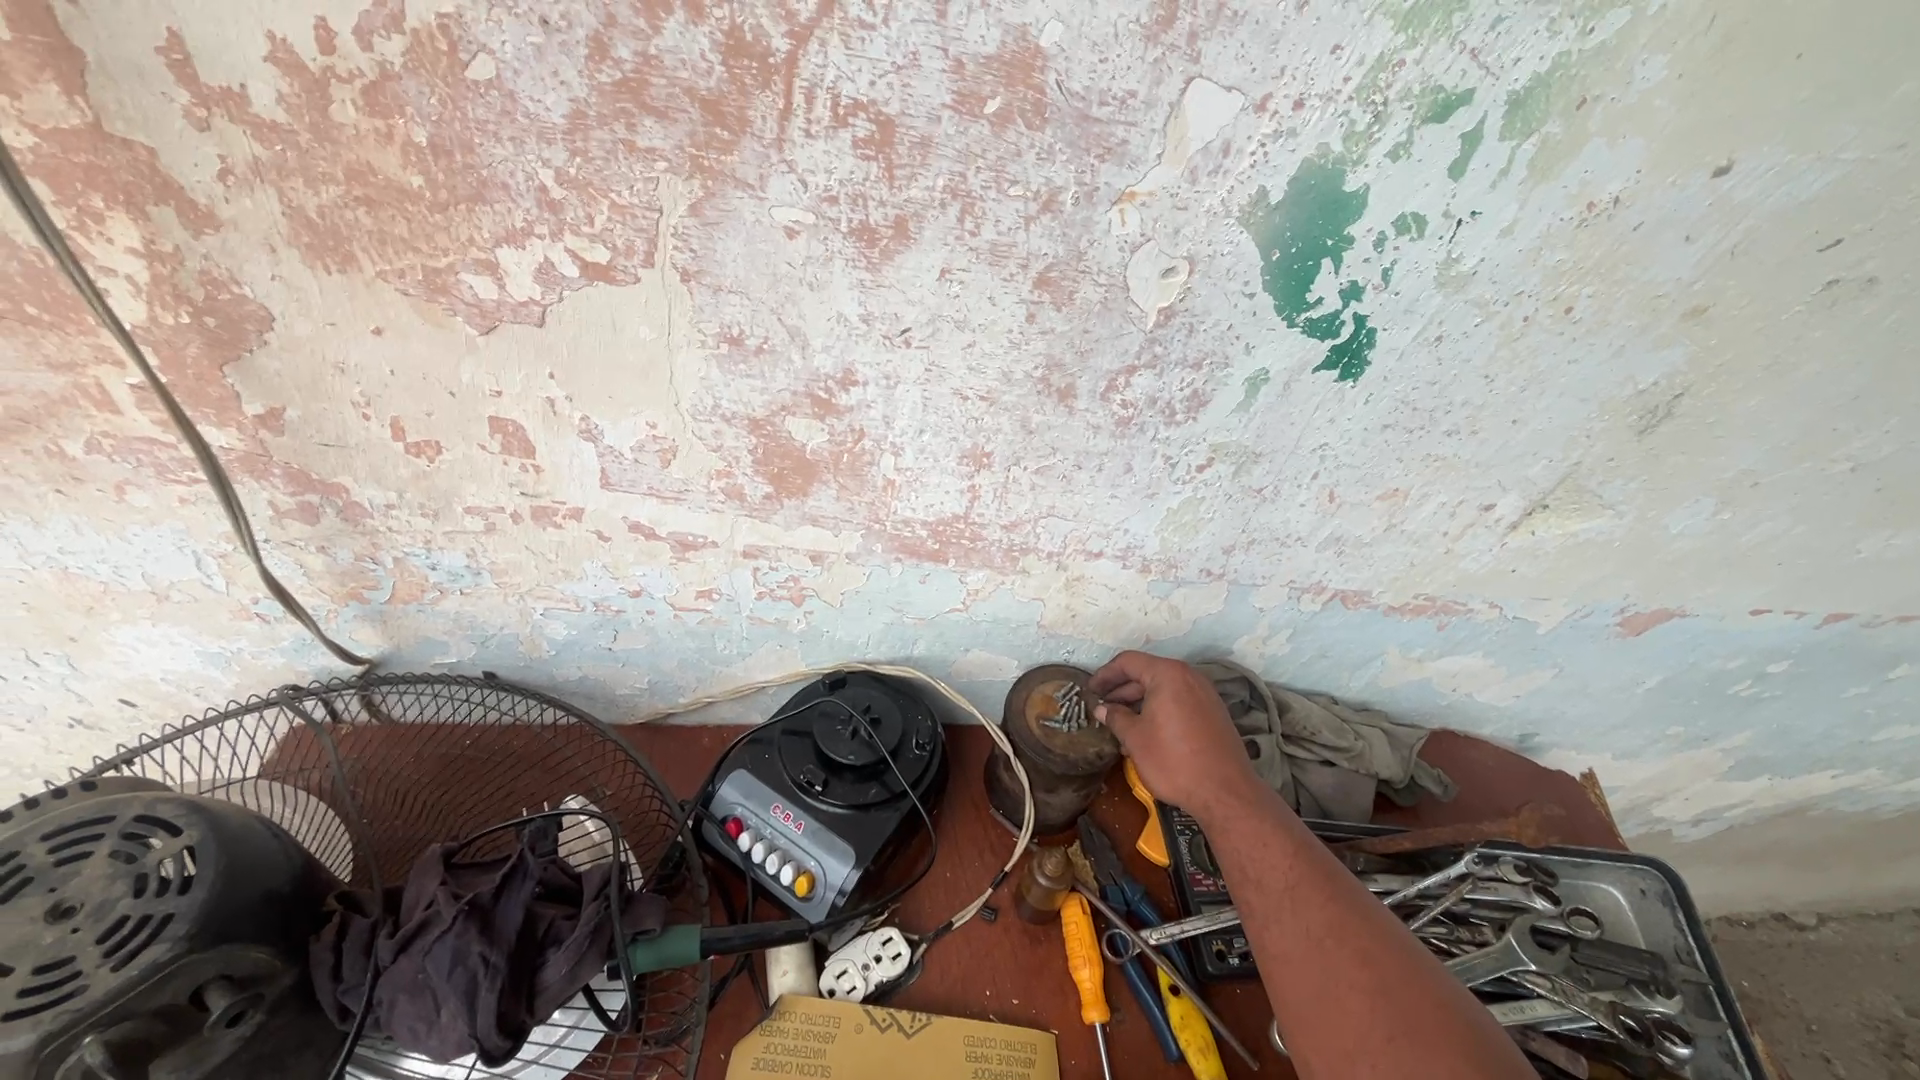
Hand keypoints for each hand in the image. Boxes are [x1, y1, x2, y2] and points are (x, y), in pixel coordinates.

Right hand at [1088, 651, 1262, 818]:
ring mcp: (1205, 695)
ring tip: (1119, 721)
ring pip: (1164, 689)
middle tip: (1101, 706)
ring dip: (1139, 701)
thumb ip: (1116, 717)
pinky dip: (1159, 709)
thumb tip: (1102, 709)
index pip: (1128, 662)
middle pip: (1147, 673)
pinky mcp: (1213, 714)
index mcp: (1168, 674)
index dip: (1105, 674)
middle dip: (1121, 689)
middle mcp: (1189, 677)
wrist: (1225, 792)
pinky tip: (1145, 731)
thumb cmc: (1174, 760)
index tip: (1089, 690)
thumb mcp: (1136, 738)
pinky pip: (1179, 702)